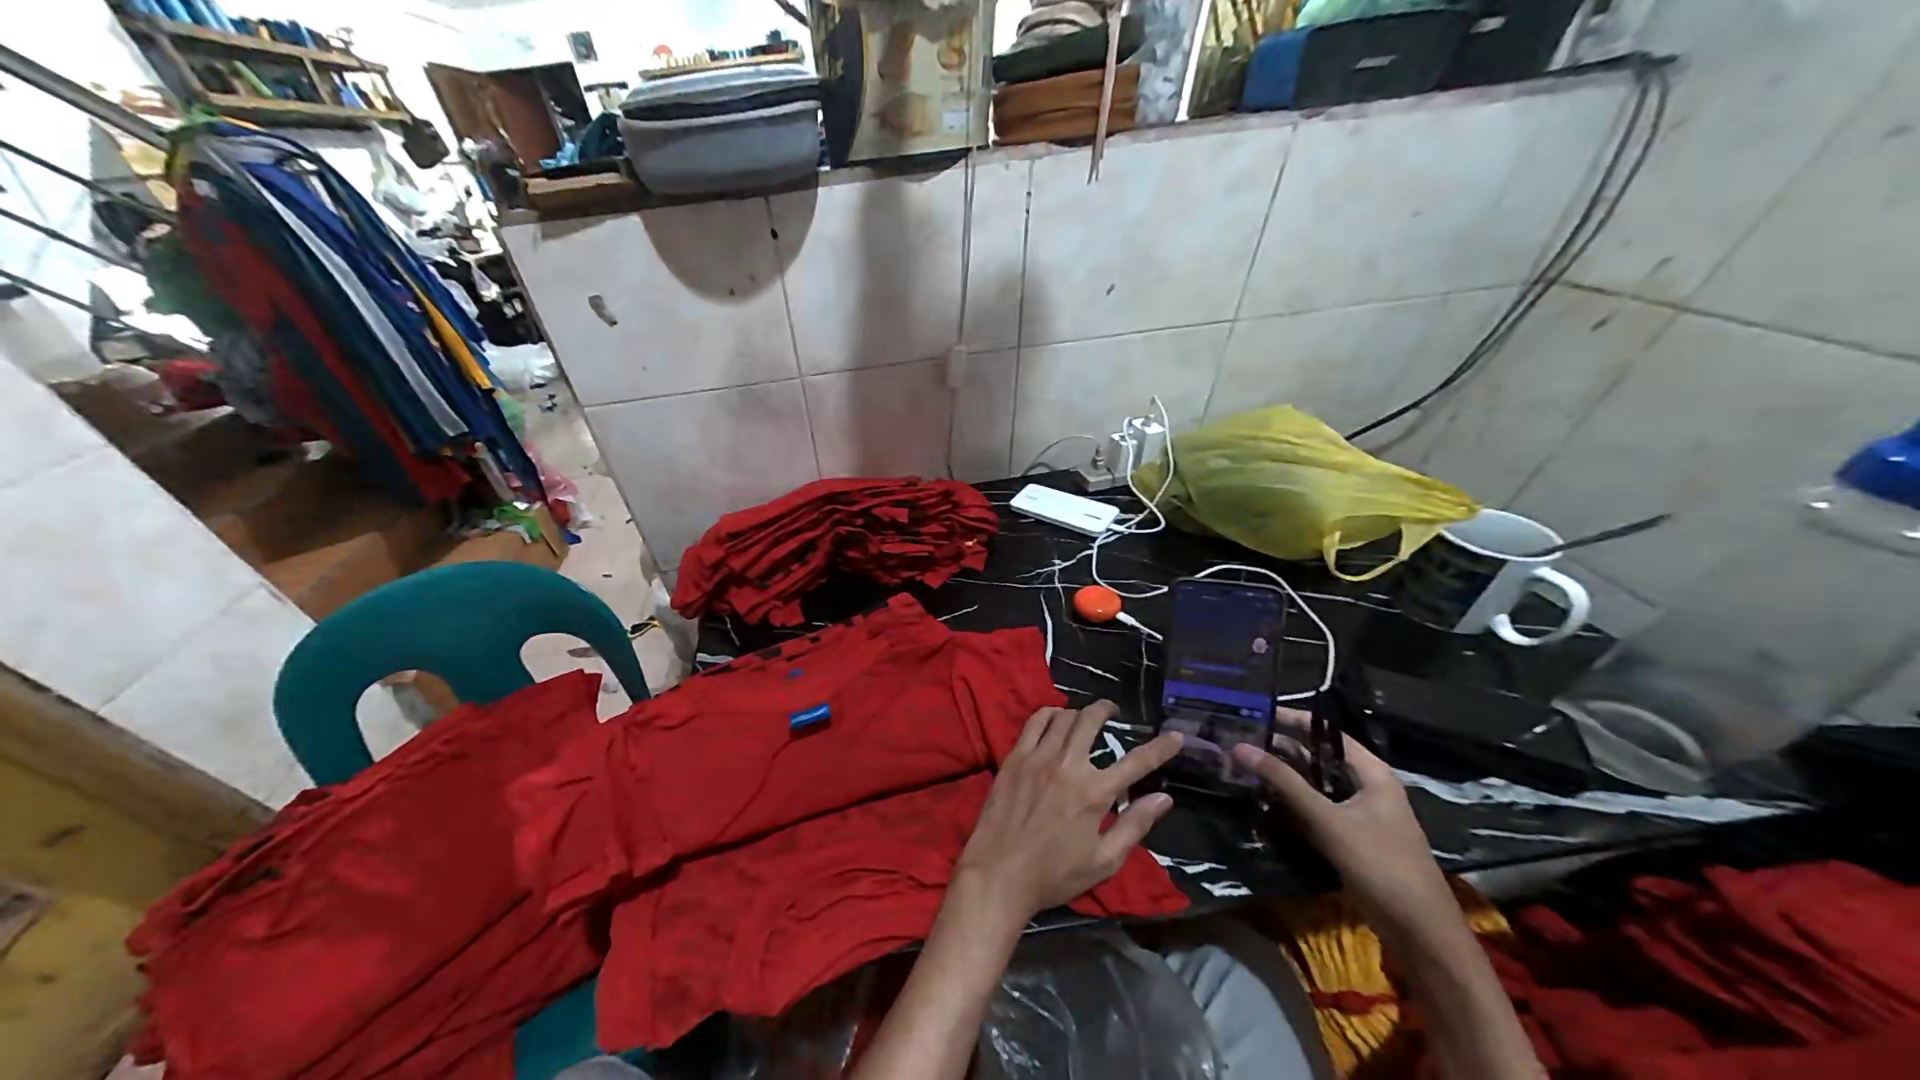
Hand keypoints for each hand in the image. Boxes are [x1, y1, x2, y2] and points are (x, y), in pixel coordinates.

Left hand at [957, 701, 1182, 922]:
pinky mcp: (1014, 758)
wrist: (998, 874)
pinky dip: (1049, 714)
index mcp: (1095, 792)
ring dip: (1079, 712)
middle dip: (1107, 710)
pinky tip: (1054, 719)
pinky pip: (1034, 722)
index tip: (1176, 736)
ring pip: (1063, 718)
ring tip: (1084, 716)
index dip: (1161, 747)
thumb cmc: (1054, 874)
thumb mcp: (1103, 861)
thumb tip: (1164, 799)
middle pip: (1092, 721)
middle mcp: (1068, 765)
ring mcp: (1038, 757)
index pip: (1137, 761)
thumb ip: (1134, 825)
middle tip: (1113, 711)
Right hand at [1232, 719, 1457, 946]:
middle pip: (1320, 757)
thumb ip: (1284, 782)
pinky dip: (1294, 801)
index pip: (1327, 733)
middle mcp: (1368, 786)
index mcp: (1372, 773)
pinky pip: (1318, 808)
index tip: (1255, 713)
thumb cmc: (1380, 864)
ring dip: (1286, 776)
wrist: (1419, 930)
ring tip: (1246, 764)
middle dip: (1283, 748)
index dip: (1293, 720)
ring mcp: (1361, 813)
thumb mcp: (1328, 819)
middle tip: (1242, 739)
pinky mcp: (1352, 837)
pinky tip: (1266, 800)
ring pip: (1317, 784)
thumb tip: (1240, 747)